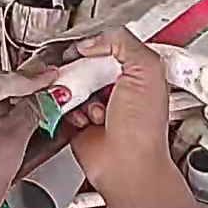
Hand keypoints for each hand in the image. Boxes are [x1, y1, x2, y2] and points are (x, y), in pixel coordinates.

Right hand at [63, 30, 172, 190]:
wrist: (126, 166)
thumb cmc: (143, 129)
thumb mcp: (145, 70)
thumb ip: (123, 43)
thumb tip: (92, 41)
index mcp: (138, 73)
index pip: (111, 46)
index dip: (96, 45)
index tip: (85, 49)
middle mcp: (117, 88)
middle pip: (87, 65)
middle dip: (81, 69)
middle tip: (83, 75)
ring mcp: (97, 105)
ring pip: (72, 84)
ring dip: (76, 92)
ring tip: (88, 105)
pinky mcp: (78, 121)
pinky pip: (62, 105)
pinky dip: (68, 110)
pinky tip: (83, 119)